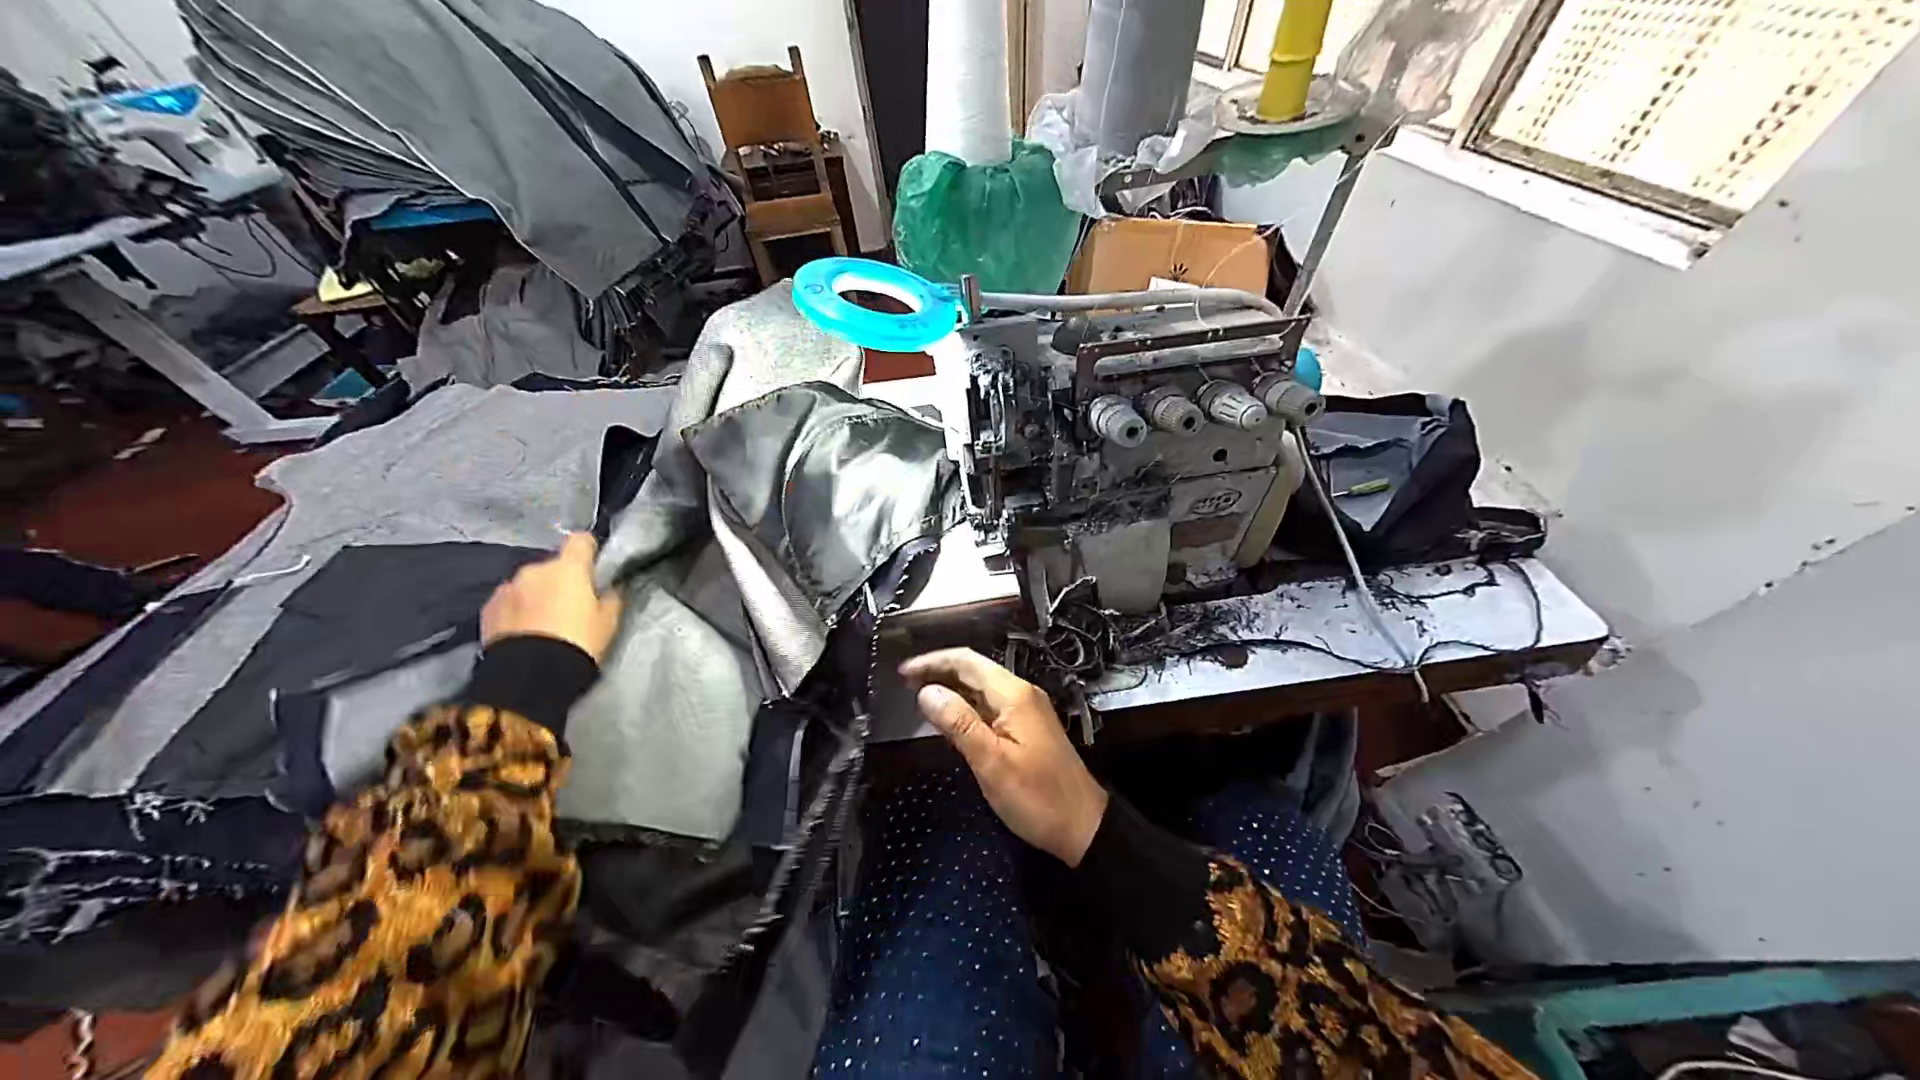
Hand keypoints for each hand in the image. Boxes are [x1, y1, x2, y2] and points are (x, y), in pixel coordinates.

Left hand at [481, 533, 622, 663]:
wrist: (530, 675)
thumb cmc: (579, 642)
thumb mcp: (609, 621)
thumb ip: (610, 597)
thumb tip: (607, 588)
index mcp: (568, 568)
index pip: (580, 540)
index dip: (589, 550)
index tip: (594, 566)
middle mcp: (535, 570)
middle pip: (554, 566)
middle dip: (562, 580)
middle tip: (572, 606)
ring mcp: (508, 587)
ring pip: (530, 583)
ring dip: (538, 594)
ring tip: (544, 622)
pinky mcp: (488, 608)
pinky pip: (510, 600)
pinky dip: (518, 609)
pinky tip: (525, 631)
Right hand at [900, 648, 1108, 866]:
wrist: (1083, 826)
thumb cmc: (1038, 798)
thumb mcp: (992, 763)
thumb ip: (958, 724)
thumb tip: (927, 692)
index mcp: (1014, 695)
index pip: (967, 661)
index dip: (932, 662)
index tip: (903, 671)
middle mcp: (1021, 694)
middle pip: (974, 670)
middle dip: (938, 671)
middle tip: (904, 683)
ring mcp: (1026, 710)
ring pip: (981, 687)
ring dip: (950, 687)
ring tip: (918, 696)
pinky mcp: (1027, 728)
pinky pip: (989, 705)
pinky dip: (964, 705)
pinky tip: (948, 718)